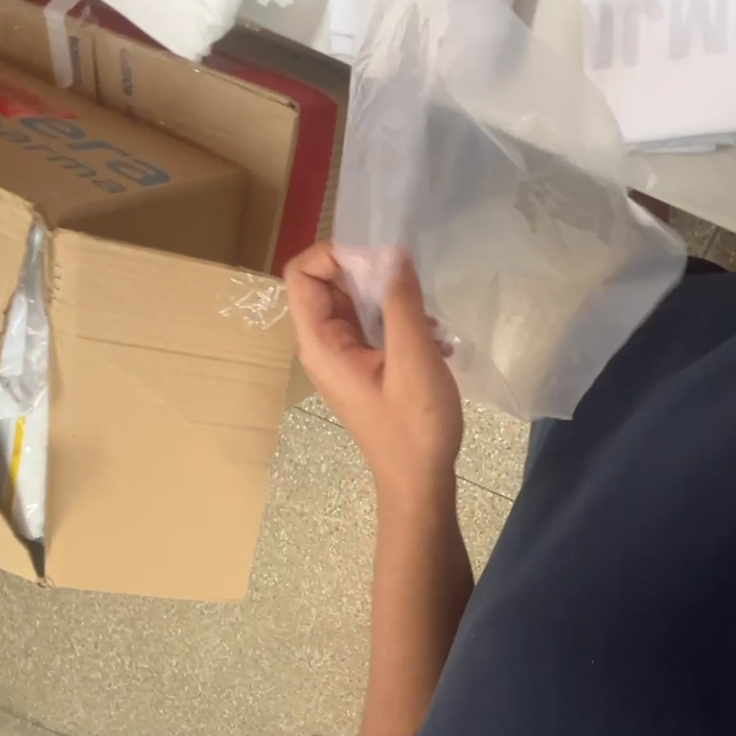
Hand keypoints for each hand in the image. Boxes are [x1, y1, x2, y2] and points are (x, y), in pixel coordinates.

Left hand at [285, 242, 463, 509]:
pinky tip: (434, 339)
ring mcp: (345, 360)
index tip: (381, 258)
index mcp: (322, 345)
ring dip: (390, 298)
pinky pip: (373, 328)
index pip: (301, 274)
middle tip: (412, 282)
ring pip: (355, 305)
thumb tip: (393, 253)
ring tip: (428, 318)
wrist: (420, 482)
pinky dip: (399, 321)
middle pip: (328, 285)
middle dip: (369, 273)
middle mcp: (324, 348)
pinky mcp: (366, 370)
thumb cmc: (415, 427)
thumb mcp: (413, 359)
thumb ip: (401, 302)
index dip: (334, 253)